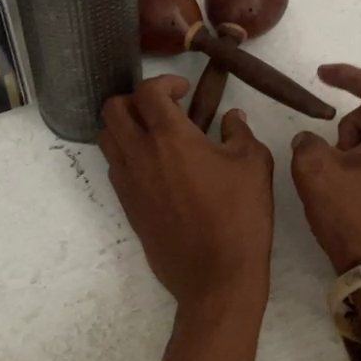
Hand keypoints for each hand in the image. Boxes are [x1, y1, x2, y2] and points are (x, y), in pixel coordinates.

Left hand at [99, 75, 275, 317]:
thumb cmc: (240, 217)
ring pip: (107, 137)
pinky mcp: (126, 205)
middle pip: (113, 109)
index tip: (183, 89)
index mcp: (170, 138)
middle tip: (163, 108)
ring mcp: (128, 181)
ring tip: (155, 134)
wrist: (216, 278)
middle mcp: (140, 154)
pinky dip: (127, 153)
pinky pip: (114, 166)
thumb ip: (240, 133)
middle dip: (135, 99)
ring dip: (126, 125)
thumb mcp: (254, 165)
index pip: (147, 92)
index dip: (164, 82)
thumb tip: (231, 118)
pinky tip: (156, 165)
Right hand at [291, 64, 360, 271]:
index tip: (321, 75)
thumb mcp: (315, 173)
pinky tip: (358, 202)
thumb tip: (312, 141)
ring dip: (359, 154)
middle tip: (329, 158)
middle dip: (348, 129)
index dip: (346, 75)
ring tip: (341, 187)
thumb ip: (307, 143)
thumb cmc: (354, 219)